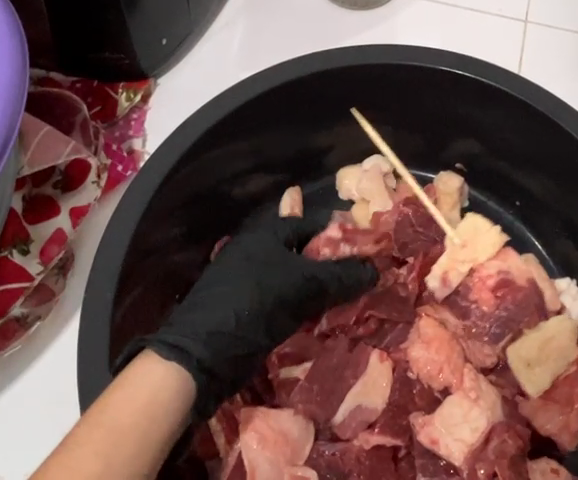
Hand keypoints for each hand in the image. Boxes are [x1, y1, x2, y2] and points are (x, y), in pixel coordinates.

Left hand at [125, 211, 376, 419]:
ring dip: (315, 287)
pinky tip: (318, 319)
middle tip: (359, 273)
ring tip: (345, 297)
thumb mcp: (304, 286)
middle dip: (328, 260)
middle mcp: (256, 250)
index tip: (365, 248)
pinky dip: (300, 307)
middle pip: (301, 250)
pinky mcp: (243, 310)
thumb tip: (375, 269)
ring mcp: (246, 281)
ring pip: (291, 277)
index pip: (312, 222)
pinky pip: (281, 302)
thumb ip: (341, 276)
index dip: (338, 232)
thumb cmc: (254, 304)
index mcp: (268, 233)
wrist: (201, 355)